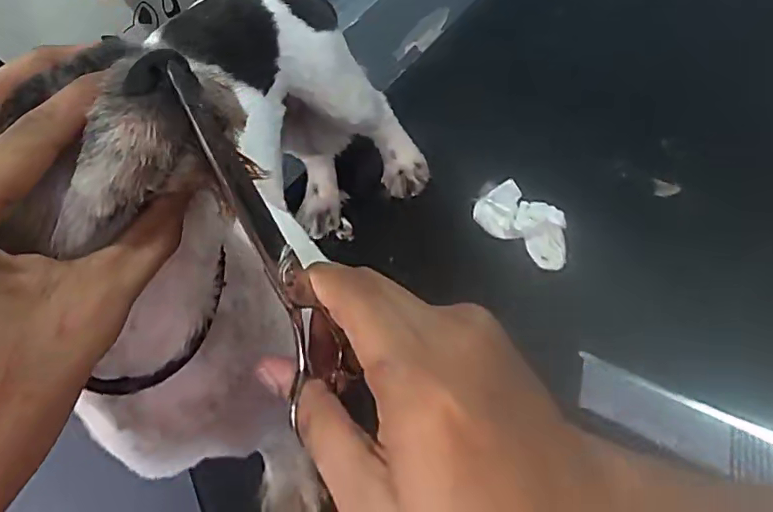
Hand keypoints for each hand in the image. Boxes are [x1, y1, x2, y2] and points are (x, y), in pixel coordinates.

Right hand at [263, 264, 772, 511]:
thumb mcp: (375, 503)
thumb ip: (322, 426)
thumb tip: (276, 369)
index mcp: (416, 368)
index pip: (351, 290)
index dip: (311, 283)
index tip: (283, 301)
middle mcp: (449, 326)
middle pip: (375, 288)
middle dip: (336, 308)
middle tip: (309, 357)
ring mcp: (478, 326)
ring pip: (402, 301)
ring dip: (370, 323)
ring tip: (352, 378)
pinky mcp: (496, 335)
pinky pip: (432, 317)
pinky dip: (403, 333)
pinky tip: (400, 383)